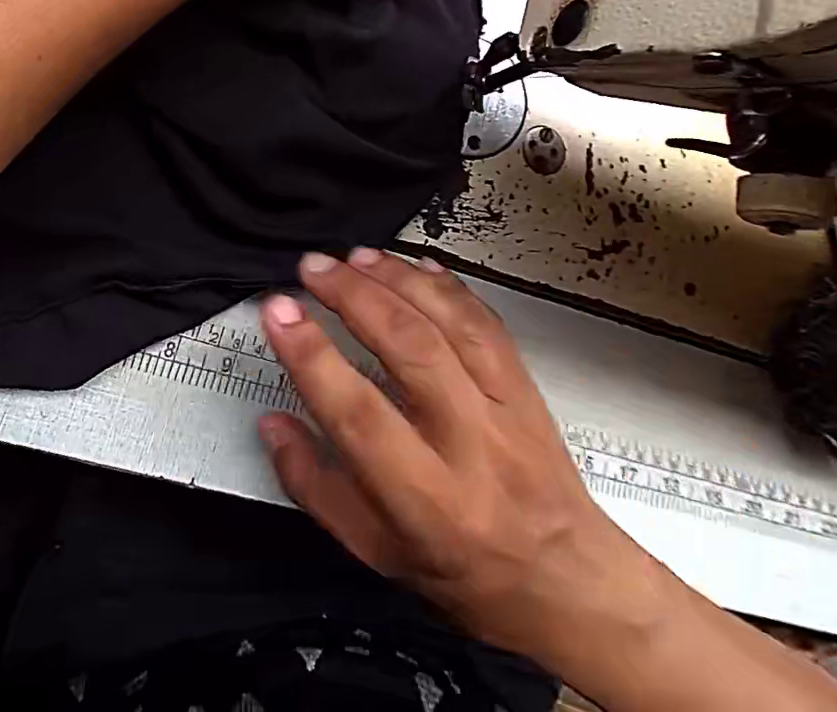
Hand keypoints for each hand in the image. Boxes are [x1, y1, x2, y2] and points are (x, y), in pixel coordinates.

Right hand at [260, 251, 836, 711]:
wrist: (565, 579)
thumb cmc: (458, 570)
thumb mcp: (371, 549)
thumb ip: (313, 484)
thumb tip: (271, 421)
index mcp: (424, 498)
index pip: (358, 412)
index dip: (312, 356)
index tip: (278, 311)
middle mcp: (470, 444)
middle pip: (411, 350)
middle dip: (355, 297)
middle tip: (313, 267)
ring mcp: (506, 408)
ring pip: (452, 325)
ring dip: (399, 279)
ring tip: (355, 256)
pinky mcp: (526, 386)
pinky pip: (487, 322)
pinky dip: (448, 285)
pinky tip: (416, 262)